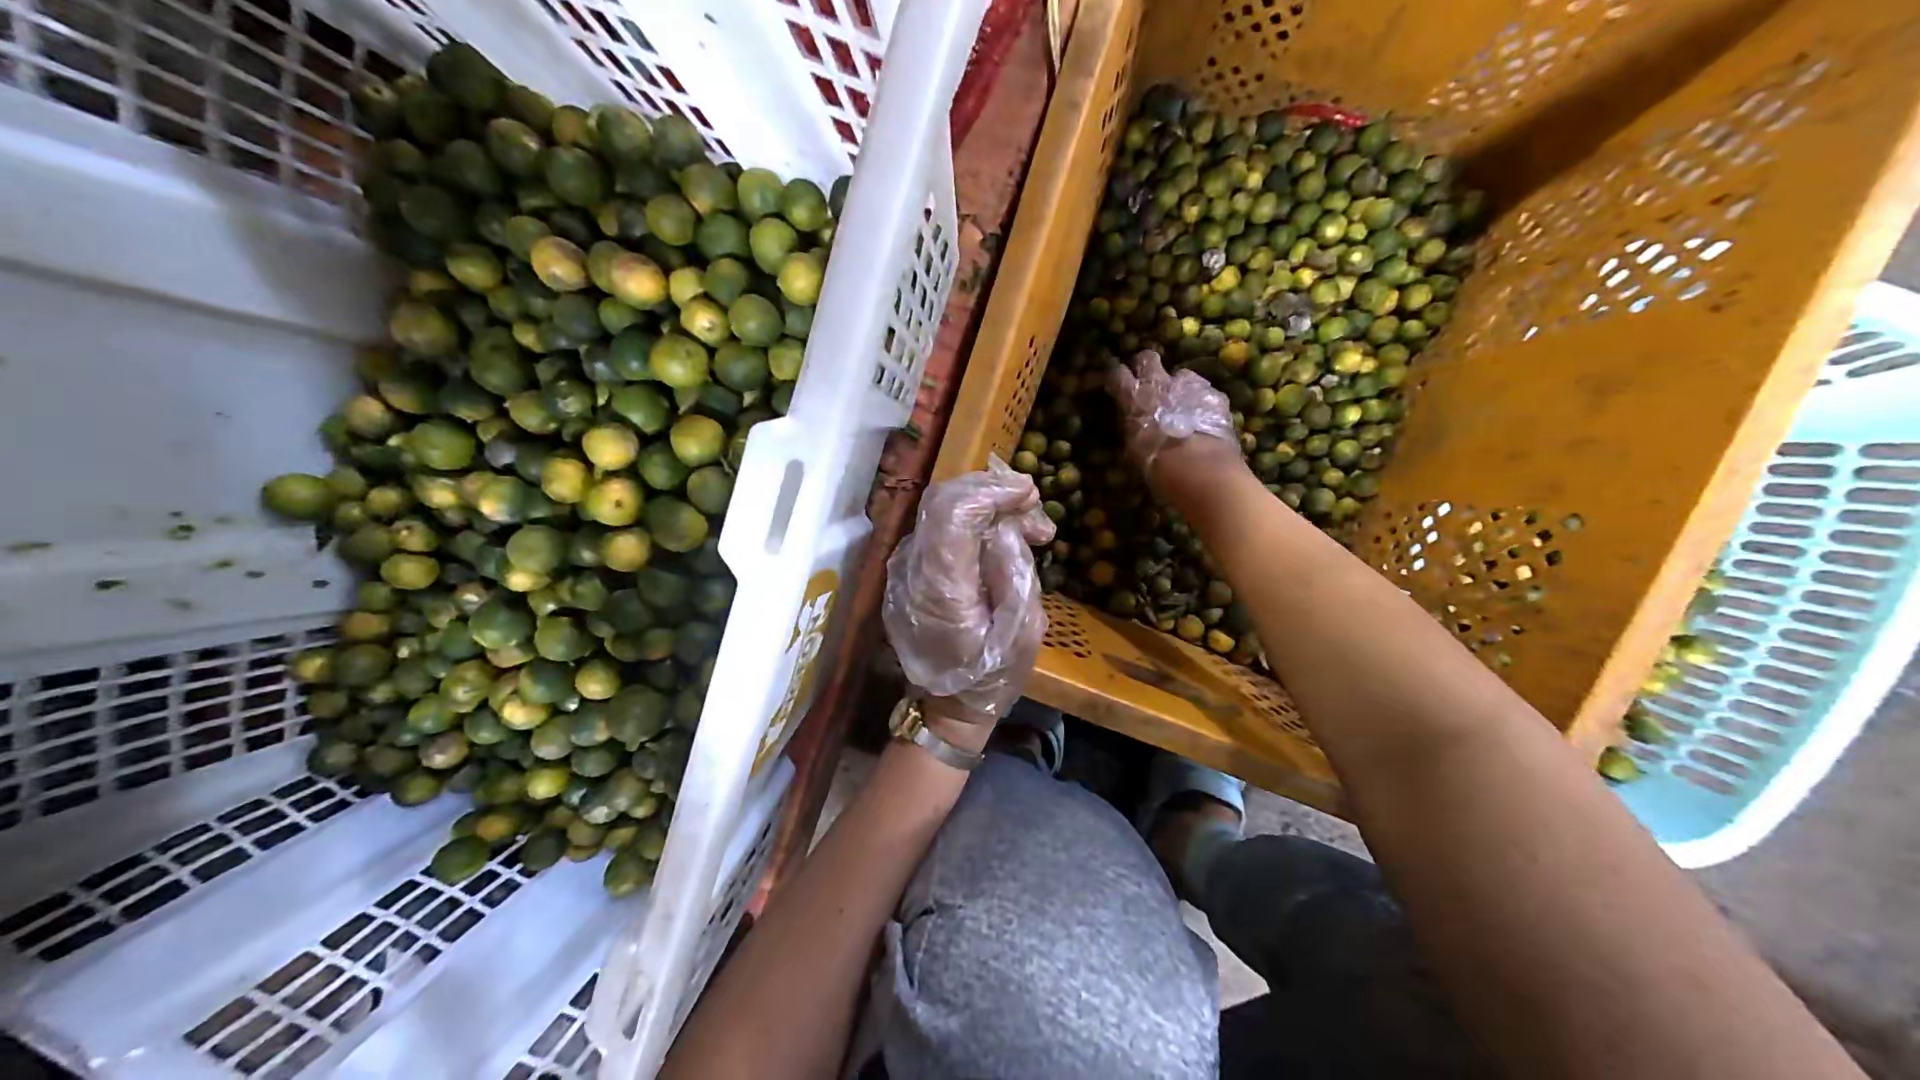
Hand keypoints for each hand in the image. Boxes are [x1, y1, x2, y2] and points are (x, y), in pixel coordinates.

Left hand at [881, 459, 1056, 720]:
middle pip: (941, 501)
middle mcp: (910, 571)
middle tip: (1034, 509)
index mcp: (940, 588)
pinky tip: (1000, 537)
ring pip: (939, 511)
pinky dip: (971, 522)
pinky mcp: (905, 573)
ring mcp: (901, 571)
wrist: (944, 707)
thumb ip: (1015, 571)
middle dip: (992, 492)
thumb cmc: (991, 676)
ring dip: (985, 506)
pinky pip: (937, 531)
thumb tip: (1007, 526)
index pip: (953, 513)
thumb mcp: (1023, 631)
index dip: (992, 491)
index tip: (1031, 491)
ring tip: (1028, 528)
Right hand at [1106, 349, 1239, 490]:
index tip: (1117, 383)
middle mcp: (1160, 382)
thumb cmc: (1156, 464)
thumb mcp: (1134, 448)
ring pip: (1182, 374)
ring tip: (1182, 404)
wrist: (1199, 467)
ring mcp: (1190, 385)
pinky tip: (1204, 417)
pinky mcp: (1214, 395)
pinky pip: (1205, 392)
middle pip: (1148, 359)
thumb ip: (1133, 427)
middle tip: (1149, 383)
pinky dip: (1202, 401)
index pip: (1117, 373)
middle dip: (1147, 366)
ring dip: (1179, 386)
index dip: (1117, 376)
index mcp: (1133, 396)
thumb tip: (1133, 423)